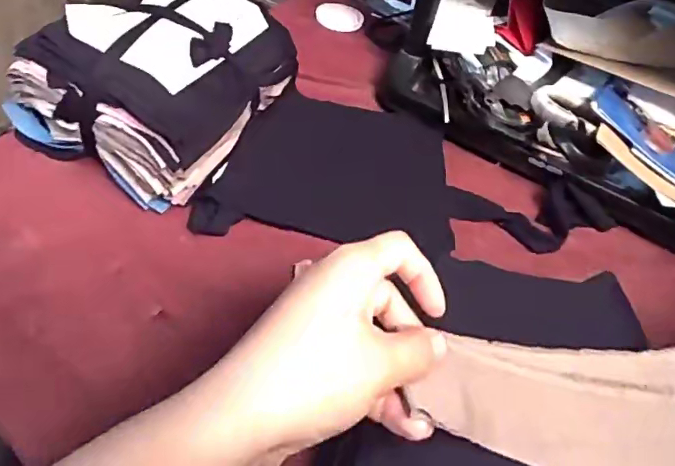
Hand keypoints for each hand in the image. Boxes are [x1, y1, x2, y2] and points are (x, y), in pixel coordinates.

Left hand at [199, 230, 448, 457]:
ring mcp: (316, 320)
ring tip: (414, 422)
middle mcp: (334, 284)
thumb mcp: (380, 365)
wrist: (236, 420)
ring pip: (370, 339)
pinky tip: (392, 424)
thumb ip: (418, 351)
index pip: (400, 250)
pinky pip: (349, 359)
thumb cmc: (315, 374)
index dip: (426, 278)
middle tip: (425, 385)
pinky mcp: (303, 354)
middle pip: (388, 302)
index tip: (438, 316)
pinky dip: (371, 386)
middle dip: (411, 348)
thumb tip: (436, 344)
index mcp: (352, 267)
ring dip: (395, 379)